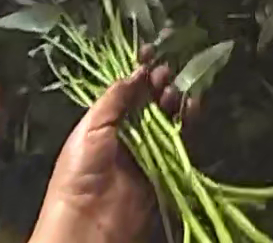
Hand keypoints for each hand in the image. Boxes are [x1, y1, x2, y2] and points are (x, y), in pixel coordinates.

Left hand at [29, 62, 185, 242]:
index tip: (150, 51)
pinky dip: (186, 123)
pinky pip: (178, 143)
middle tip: (165, 70)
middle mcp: (127, 132)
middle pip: (148, 101)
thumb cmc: (82, 167)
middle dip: (157, 83)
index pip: (126, 88)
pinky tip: (191, 106)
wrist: (88, 222)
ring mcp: (146, 151)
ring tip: (174, 88)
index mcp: (105, 118)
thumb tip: (138, 70)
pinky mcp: (163, 170)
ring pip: (164, 118)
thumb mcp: (93, 124)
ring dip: (171, 100)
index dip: (138, 70)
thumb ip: (117, 97)